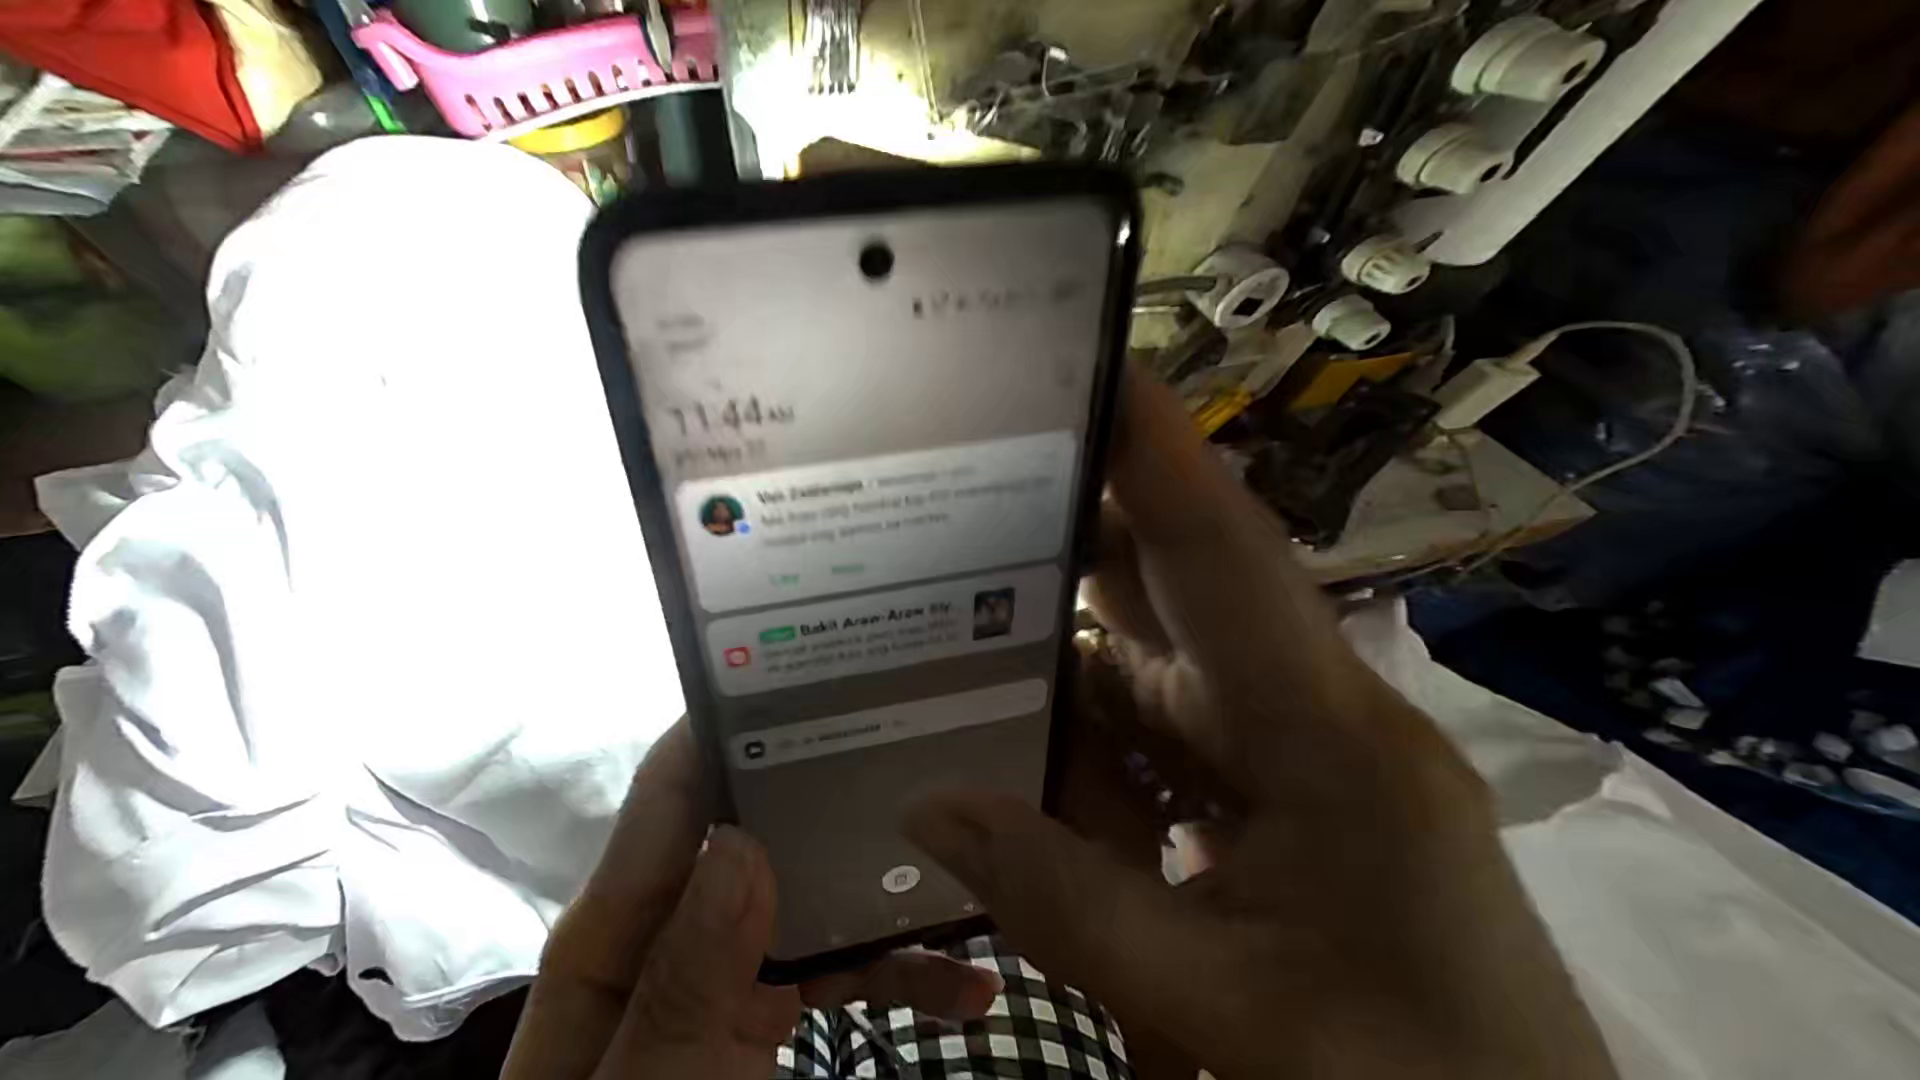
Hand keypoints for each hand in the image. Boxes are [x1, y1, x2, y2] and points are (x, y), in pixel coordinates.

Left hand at [504, 721, 1002, 1079]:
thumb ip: (686, 977)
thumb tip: (742, 837)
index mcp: (623, 924)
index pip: (676, 789)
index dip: (731, 721)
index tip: (812, 676)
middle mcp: (682, 921)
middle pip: (762, 824)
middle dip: (834, 785)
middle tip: (923, 747)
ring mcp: (732, 959)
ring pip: (815, 889)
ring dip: (890, 883)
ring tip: (971, 859)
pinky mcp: (768, 1002)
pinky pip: (840, 962)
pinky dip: (899, 969)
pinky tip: (967, 985)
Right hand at [904, 365, 1616, 1079]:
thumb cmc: (1409, 1079)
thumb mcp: (1235, 1011)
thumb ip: (1073, 908)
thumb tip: (928, 808)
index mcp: (1329, 736)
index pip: (1230, 557)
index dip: (1162, 453)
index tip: (1099, 365)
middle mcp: (1302, 713)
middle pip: (1174, 586)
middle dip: (1084, 517)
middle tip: (982, 464)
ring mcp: (1279, 751)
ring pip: (1148, 658)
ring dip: (1067, 628)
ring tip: (963, 584)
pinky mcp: (1258, 792)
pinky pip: (1148, 730)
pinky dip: (1081, 721)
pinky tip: (1016, 718)